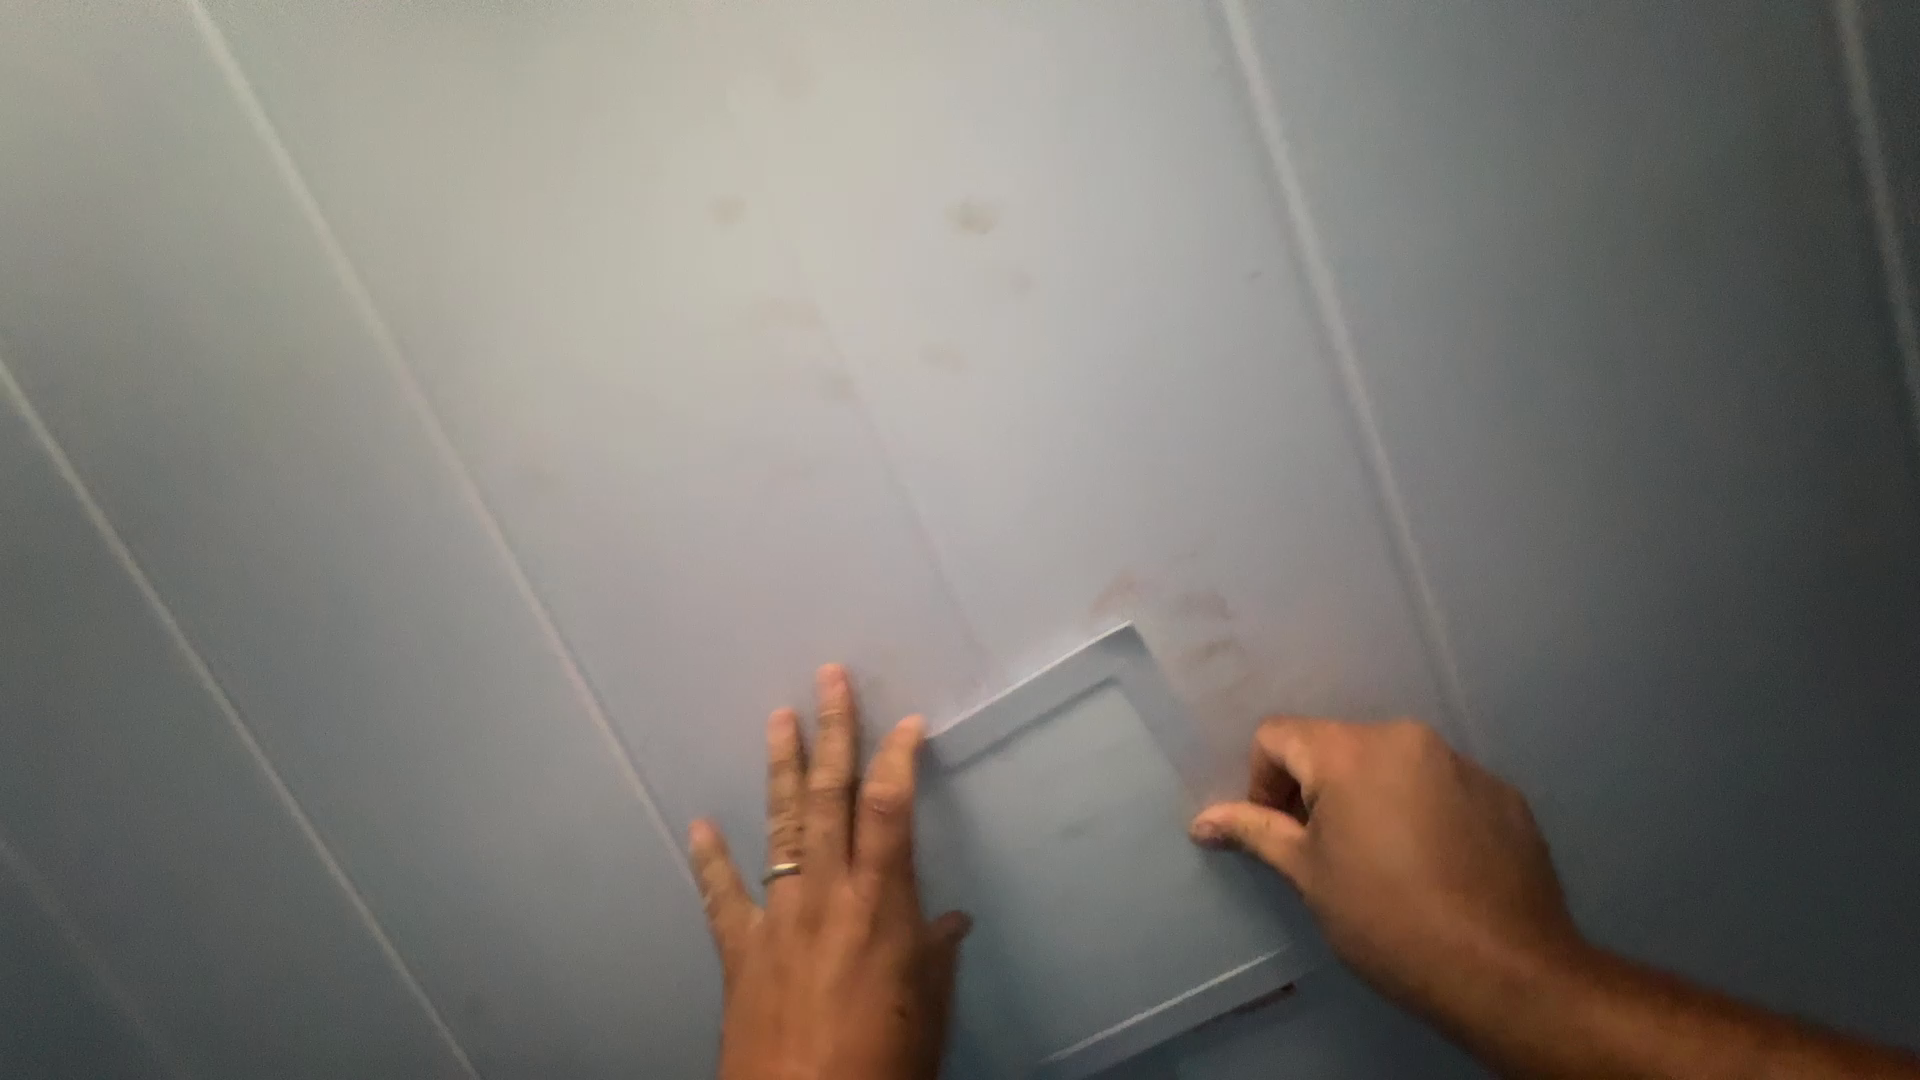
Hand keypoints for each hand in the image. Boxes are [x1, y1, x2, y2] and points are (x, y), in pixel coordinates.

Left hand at [689, 665, 971, 1079]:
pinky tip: (699, 824)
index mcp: (880, 901)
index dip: (899, 757)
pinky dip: (710, 860)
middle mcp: (827, 892)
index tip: (907, 721)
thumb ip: (937, 955)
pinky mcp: (742, 949)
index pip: (891, 807)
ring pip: (781, 825)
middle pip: (829, 796)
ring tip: (778, 719)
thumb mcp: (929, 1008)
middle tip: (828, 679)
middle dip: (832, 732)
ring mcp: (779, 915)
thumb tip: (955, 923)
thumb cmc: (883, 1063)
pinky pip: (723, 896)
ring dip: (780, 768)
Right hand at [1188, 718, 1580, 1017]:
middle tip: (1327, 849)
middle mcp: (1404, 738)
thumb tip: (1199, 821)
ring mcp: (1460, 762)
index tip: (1283, 832)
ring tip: (1383, 858)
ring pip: (1386, 763)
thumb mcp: (1307, 874)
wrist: (1512, 977)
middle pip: (1332, 745)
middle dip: (1315, 788)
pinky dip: (1419, 808)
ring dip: (1367, 796)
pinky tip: (1433, 864)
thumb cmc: (1388, 919)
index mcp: (1348, 751)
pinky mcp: (1502, 793)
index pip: (1276, 735)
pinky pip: (1437, 784)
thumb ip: (1252, 830)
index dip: (1263, 780)